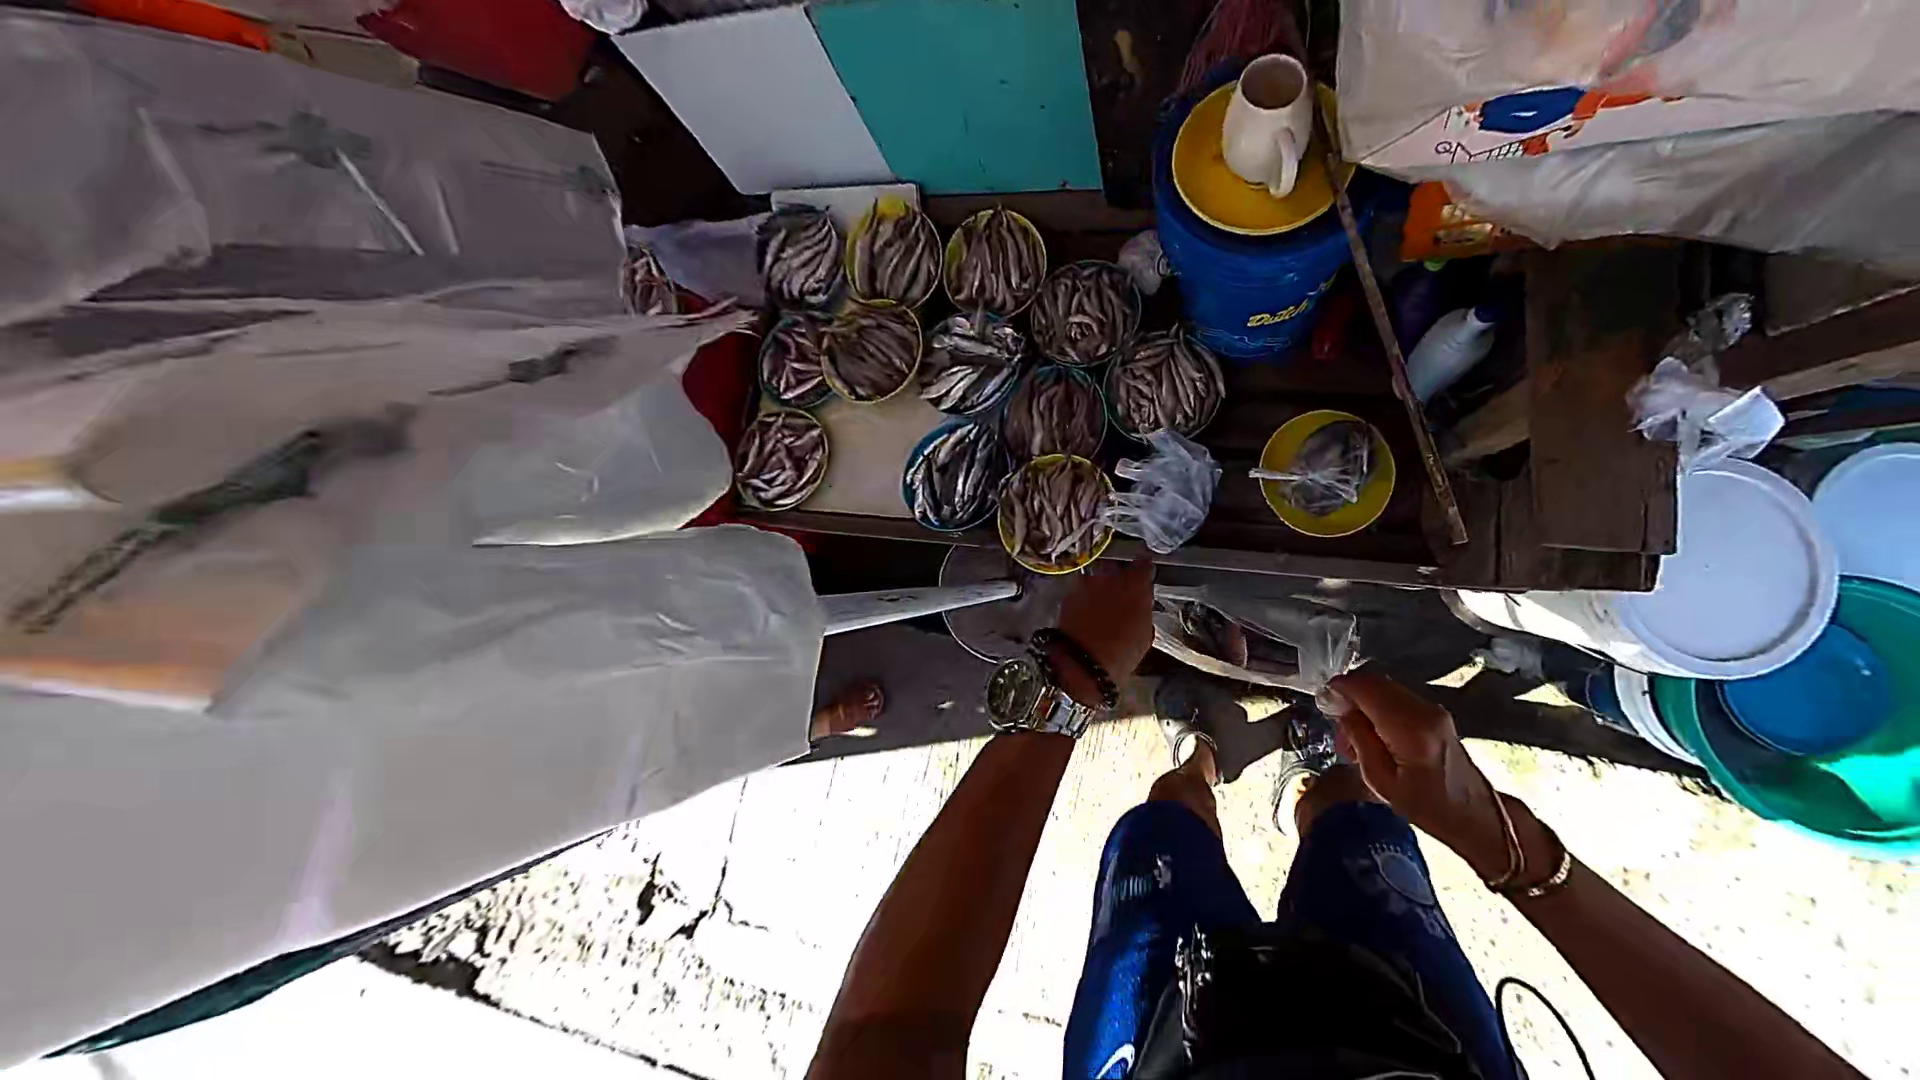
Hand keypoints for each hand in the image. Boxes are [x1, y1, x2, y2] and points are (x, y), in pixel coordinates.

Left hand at [1056, 558, 1154, 681]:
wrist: (1083, 661)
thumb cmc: (1121, 653)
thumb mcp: (1144, 633)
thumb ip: (1143, 610)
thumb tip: (1140, 605)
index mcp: (1136, 585)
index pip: (1143, 564)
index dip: (1144, 566)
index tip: (1144, 569)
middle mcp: (1111, 577)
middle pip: (1117, 567)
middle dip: (1119, 576)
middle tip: (1121, 593)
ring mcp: (1088, 583)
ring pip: (1097, 576)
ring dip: (1100, 586)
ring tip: (1101, 604)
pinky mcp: (1069, 593)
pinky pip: (1081, 588)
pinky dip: (1084, 595)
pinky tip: (1086, 610)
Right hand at [1324, 672, 1526, 880]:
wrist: (1475, 815)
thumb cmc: (1428, 806)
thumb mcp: (1380, 780)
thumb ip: (1358, 738)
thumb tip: (1342, 710)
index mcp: (1409, 728)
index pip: (1365, 688)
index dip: (1339, 688)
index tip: (1323, 700)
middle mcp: (1424, 711)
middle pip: (1374, 682)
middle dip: (1349, 694)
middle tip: (1336, 720)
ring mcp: (1433, 710)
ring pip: (1384, 687)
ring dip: (1362, 700)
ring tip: (1355, 733)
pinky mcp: (1435, 714)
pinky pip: (1396, 696)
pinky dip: (1377, 705)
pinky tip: (1373, 731)